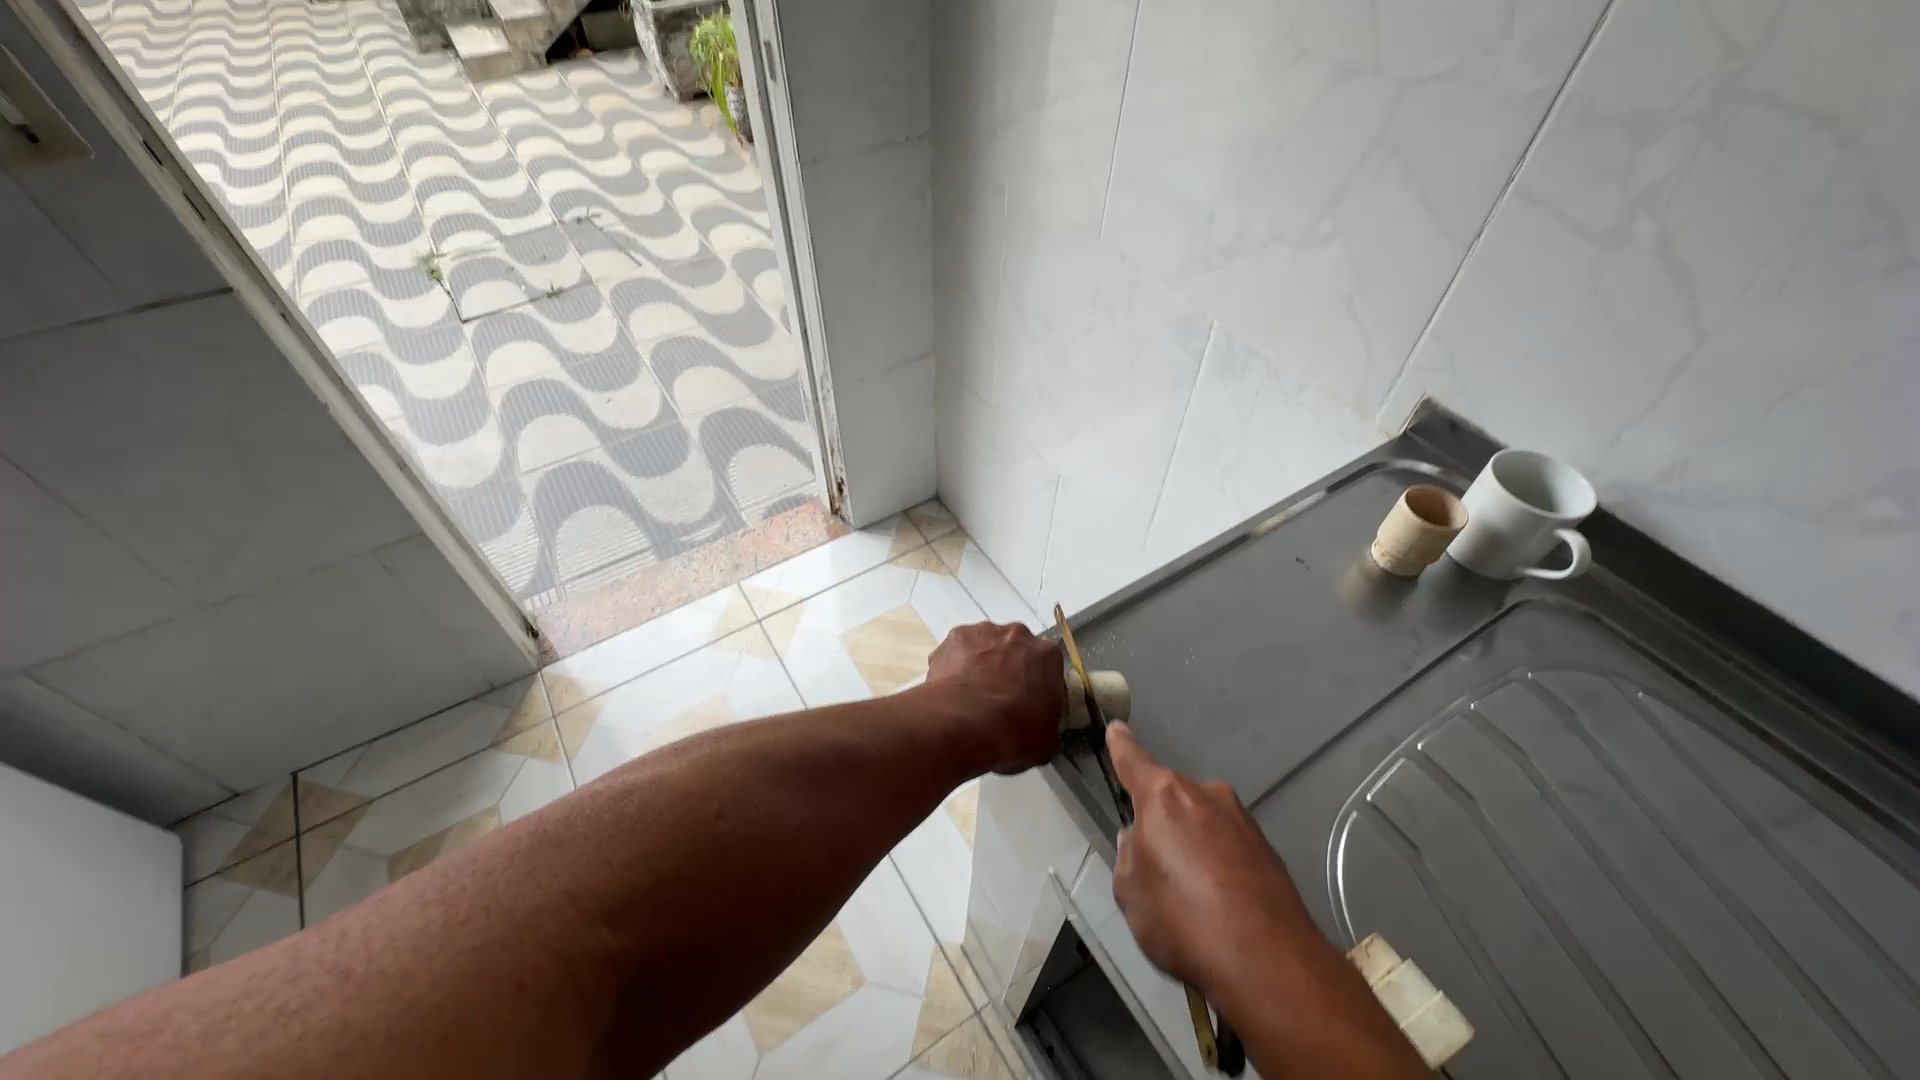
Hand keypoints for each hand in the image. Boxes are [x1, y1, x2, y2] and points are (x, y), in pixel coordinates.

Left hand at [923, 622, 1063, 773]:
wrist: (965, 722)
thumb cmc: (1014, 732)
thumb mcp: (1045, 740)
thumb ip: (1046, 725)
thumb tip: (1038, 732)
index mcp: (1048, 655)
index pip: (1046, 665)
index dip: (1035, 684)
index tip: (1025, 702)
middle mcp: (1019, 634)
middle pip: (1014, 649)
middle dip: (1007, 668)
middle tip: (996, 698)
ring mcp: (984, 632)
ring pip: (984, 646)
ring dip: (980, 663)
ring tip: (969, 696)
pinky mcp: (955, 637)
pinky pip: (957, 651)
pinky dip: (954, 665)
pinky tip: (950, 689)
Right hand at [1108, 724, 1317, 995]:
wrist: (1268, 959)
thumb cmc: (1183, 918)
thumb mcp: (1130, 892)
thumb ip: (1129, 856)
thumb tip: (1140, 840)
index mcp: (1165, 797)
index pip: (1134, 762)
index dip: (1121, 747)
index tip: (1117, 728)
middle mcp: (1206, 796)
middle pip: (1172, 799)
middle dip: (1162, 821)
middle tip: (1156, 866)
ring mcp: (1243, 821)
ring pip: (1203, 823)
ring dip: (1193, 845)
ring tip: (1192, 896)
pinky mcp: (1269, 850)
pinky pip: (1230, 847)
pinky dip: (1220, 866)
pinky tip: (1220, 905)